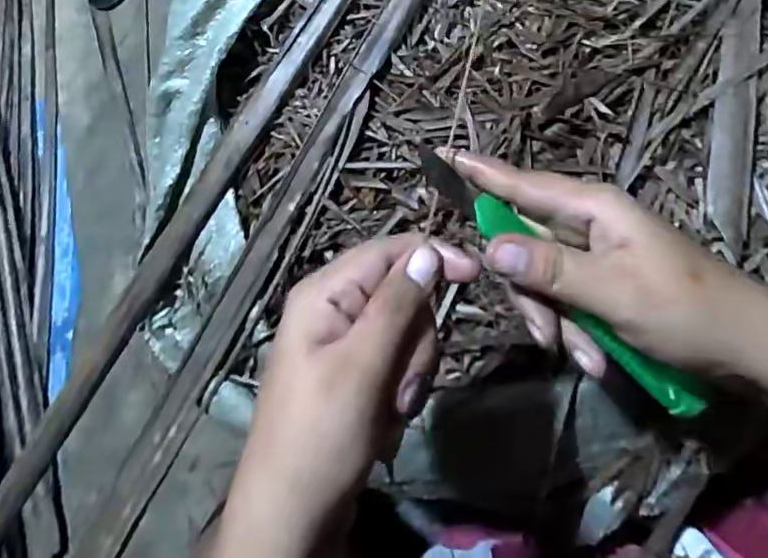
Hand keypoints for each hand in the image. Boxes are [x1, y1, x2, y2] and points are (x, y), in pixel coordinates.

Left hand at [213, 234, 479, 556]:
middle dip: (415, 340)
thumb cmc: (321, 435)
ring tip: (390, 409)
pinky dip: (401, 389)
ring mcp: (345, 341)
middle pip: (403, 294)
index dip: (431, 255)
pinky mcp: (356, 372)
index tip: (475, 271)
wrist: (291, 516)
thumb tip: (428, 251)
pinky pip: (397, 362)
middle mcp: (334, 307)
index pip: (388, 251)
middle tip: (401, 383)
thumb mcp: (361, 366)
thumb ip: (395, 305)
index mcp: (324, 291)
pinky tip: (385, 420)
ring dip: (410, 371)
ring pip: (407, 332)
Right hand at [440, 148, 767, 380]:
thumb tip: (491, 248)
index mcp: (591, 206)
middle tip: (547, 335)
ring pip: (542, 276)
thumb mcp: (613, 293)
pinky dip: (575, 328)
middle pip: (524, 243)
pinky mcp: (603, 278)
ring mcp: (595, 250)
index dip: (478, 171)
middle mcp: (587, 220)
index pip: (521, 182)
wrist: (749, 348)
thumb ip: (550, 269)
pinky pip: (566, 296)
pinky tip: (597, 358)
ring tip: (586, 357)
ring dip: (557, 319)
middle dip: (530, 293)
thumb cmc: (685, 310)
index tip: (441, 154)